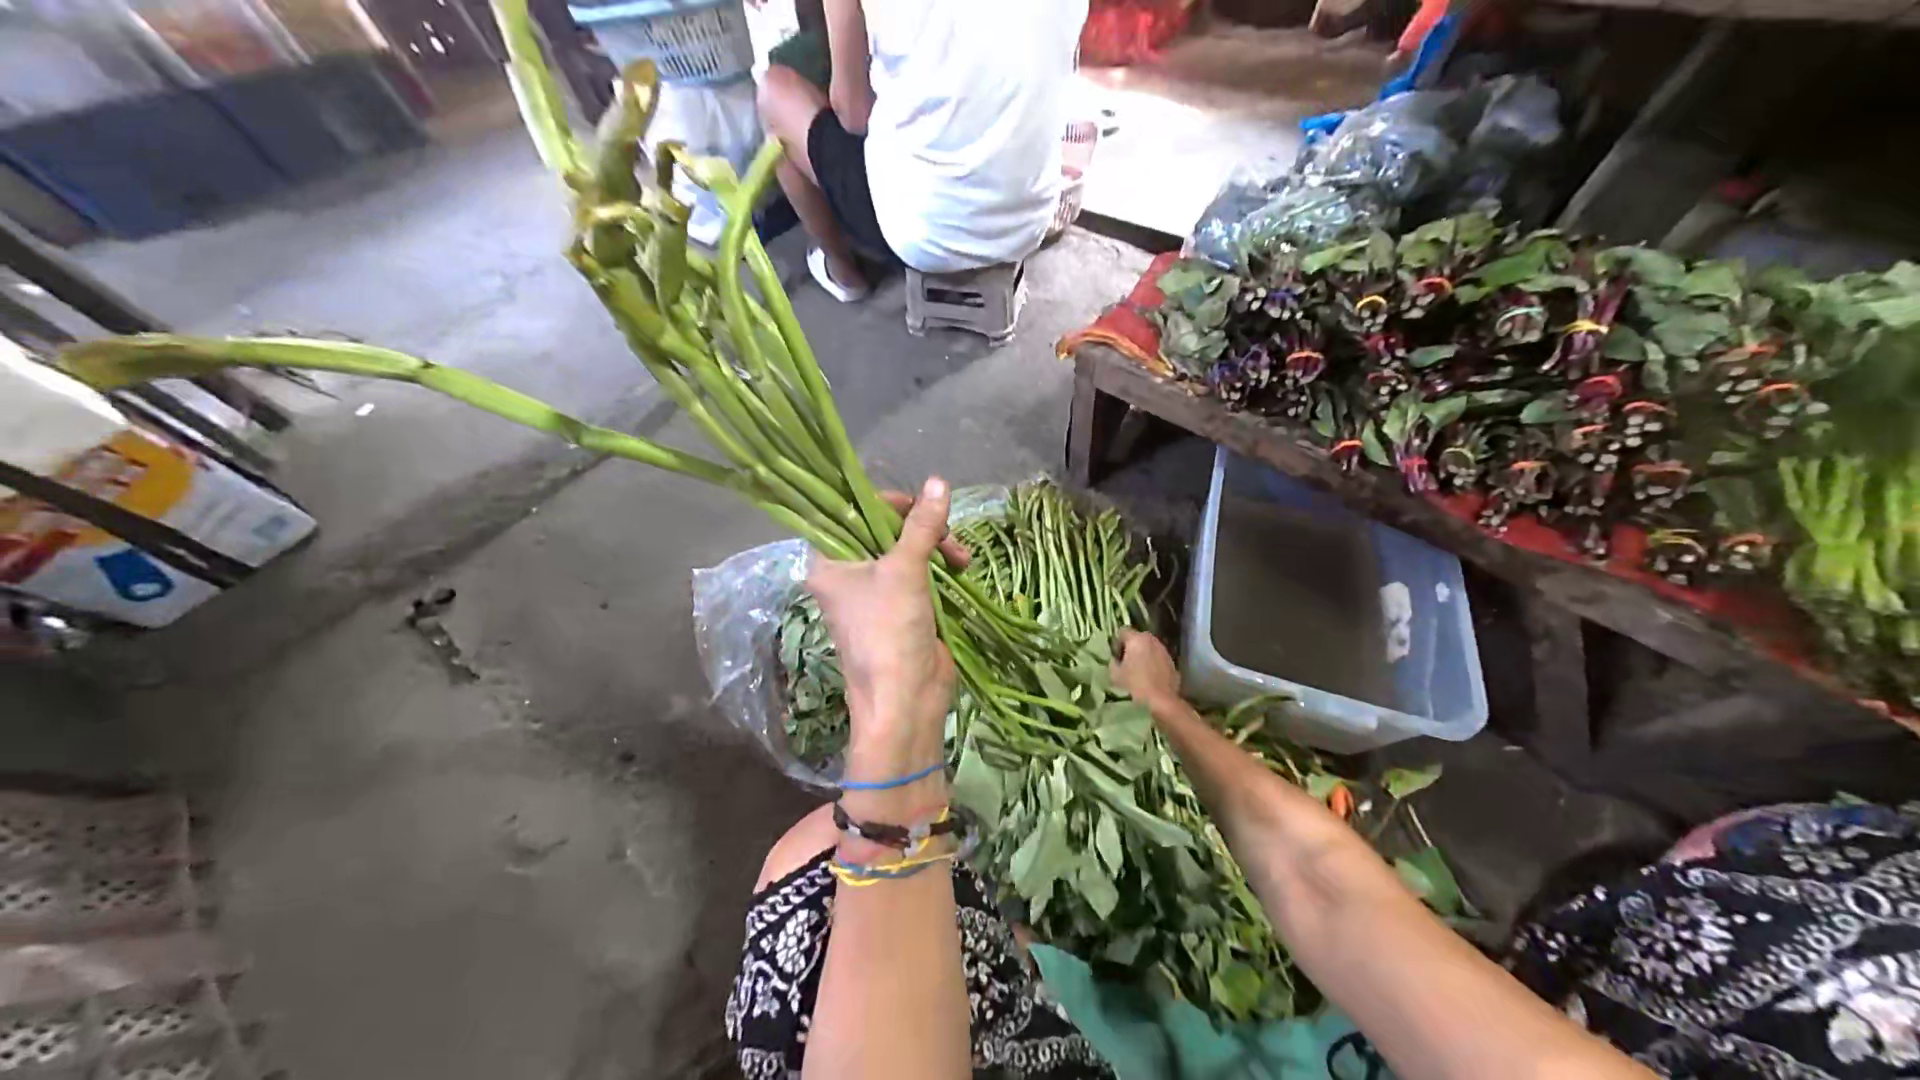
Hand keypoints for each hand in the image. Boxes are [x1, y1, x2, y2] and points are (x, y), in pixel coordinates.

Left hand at [807, 478, 968, 789]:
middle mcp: (847, 573)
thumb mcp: (905, 569)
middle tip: (944, 533)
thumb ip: (922, 525)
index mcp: (829, 562)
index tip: (917, 506)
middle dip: (919, 527)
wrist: (905, 698)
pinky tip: (961, 567)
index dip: (884, 503)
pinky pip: (919, 572)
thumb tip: (938, 482)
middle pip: (882, 529)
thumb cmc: (890, 630)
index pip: (847, 512)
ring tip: (961, 558)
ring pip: (905, 550)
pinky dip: (939, 566)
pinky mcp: (901, 606)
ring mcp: (876, 592)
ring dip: (935, 546)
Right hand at [1111, 629, 1181, 710]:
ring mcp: (1164, 651)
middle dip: (1131, 648)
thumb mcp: (1114, 674)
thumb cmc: (1134, 685)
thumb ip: (1112, 662)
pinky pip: (1158, 659)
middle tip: (1125, 663)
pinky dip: (1153, 664)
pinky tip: (1149, 677)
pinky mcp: (1172, 663)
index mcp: (1137, 639)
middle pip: (1137, 638)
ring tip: (1138, 671)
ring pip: (1149, 648)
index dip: (1116, 642)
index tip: (1114, 656)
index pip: (1122, 631)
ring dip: (1143, 655)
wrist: (1161, 702)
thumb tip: (1115, 659)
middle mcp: (1152, 640)